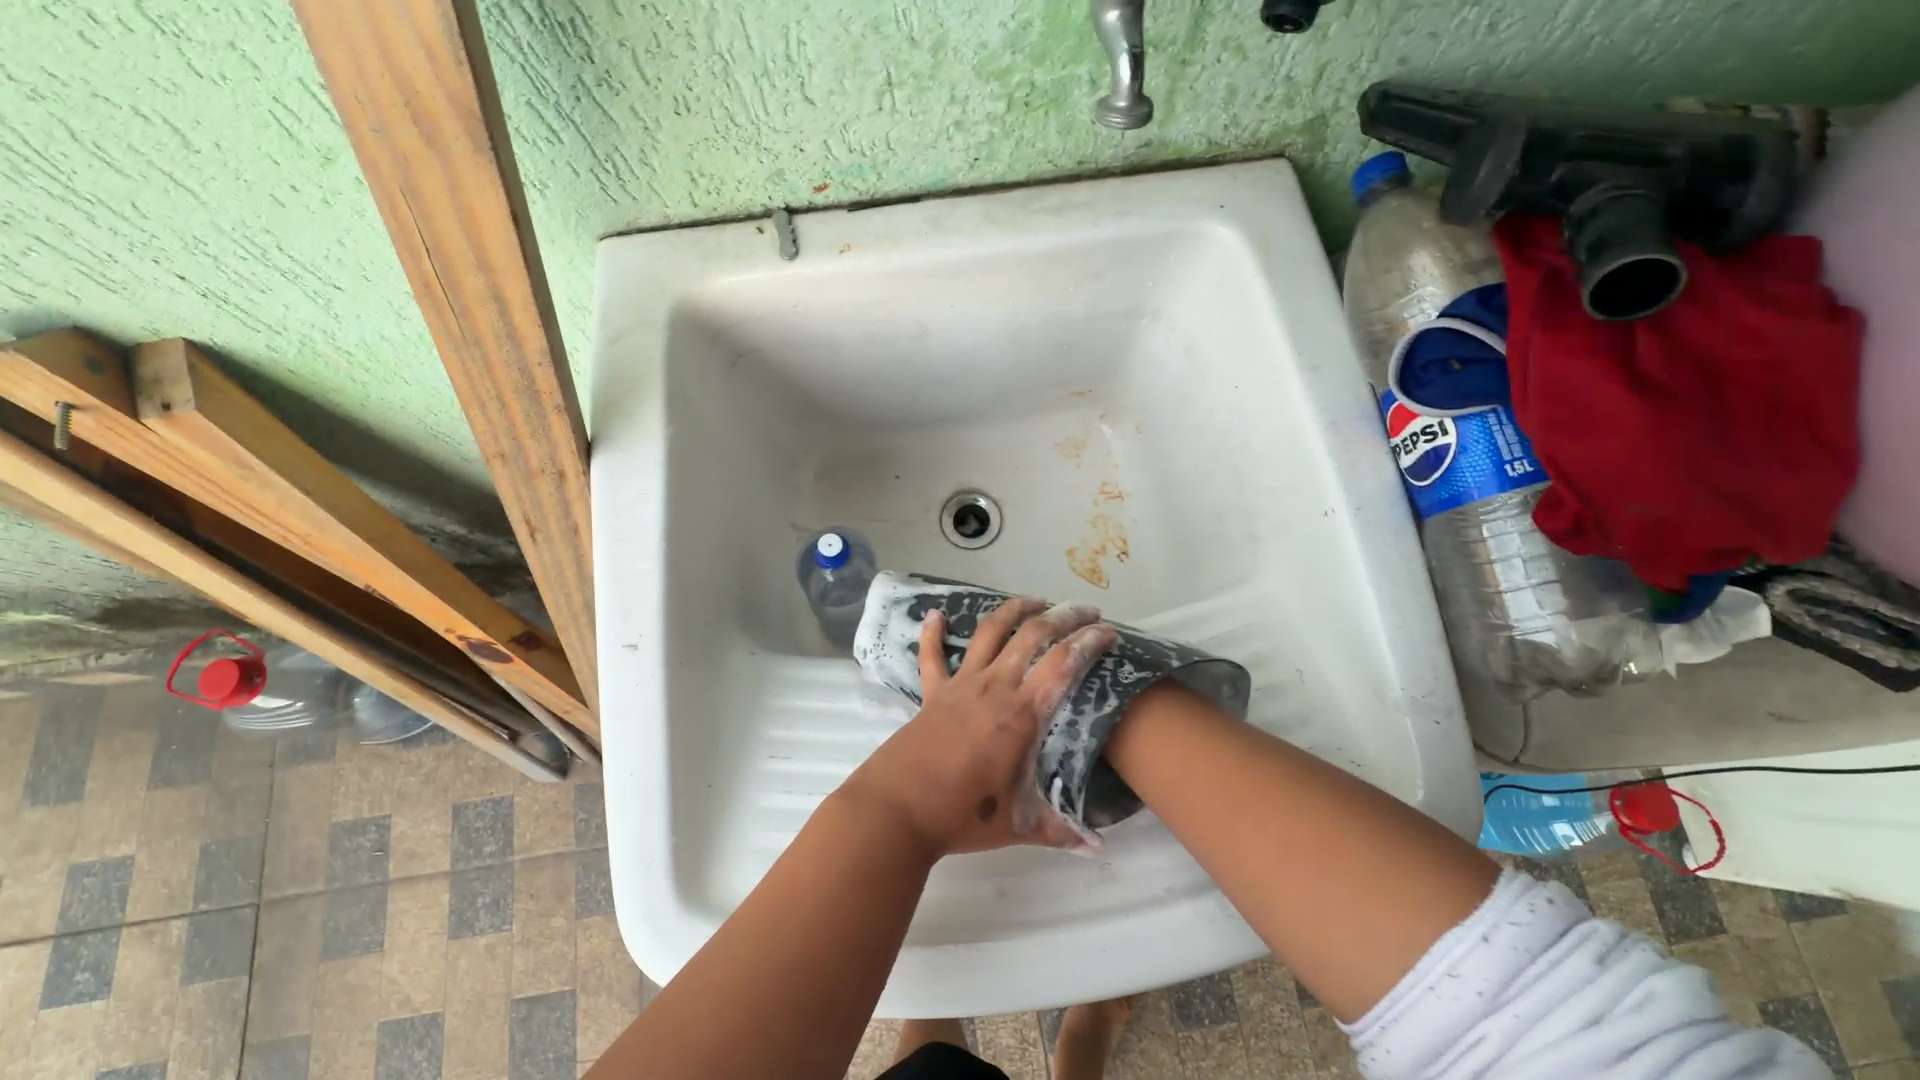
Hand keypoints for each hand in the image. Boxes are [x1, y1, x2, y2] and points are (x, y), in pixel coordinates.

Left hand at [838, 596, 1117, 858]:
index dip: (1089, 643)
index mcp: (1020, 716)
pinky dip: (934, 633)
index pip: (1064, 664)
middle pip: (1033, 636)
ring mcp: (959, 687)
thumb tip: (1097, 850)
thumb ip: (1059, 833)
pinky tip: (936, 614)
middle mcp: (993, 689)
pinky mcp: (931, 695)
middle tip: (1087, 610)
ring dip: (1015, 610)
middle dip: (1064, 616)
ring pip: (990, 633)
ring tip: (1037, 600)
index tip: (1109, 632)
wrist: (893, 812)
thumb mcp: (1017, 827)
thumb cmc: (960, 817)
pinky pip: (932, 656)